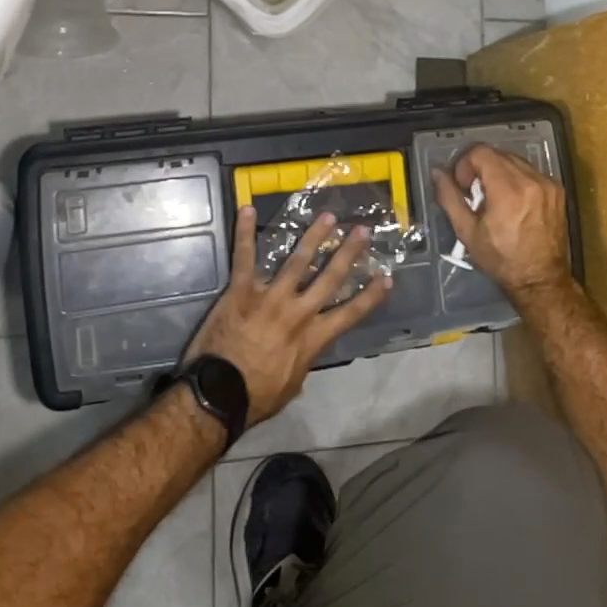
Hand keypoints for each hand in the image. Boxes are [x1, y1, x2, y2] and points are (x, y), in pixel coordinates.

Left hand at [183, 207, 391, 426]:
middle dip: (348, 253)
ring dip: (313, 237)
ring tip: (327, 217)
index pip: (351, 314)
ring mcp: (270, 299)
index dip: (371, 296)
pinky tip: (246, 209)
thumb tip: (305, 355)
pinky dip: (244, 233)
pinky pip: (244, 258)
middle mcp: (298, 313)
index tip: (387, 277)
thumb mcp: (292, 386)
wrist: (219, 395)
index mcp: (313, 339)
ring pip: (297, 261)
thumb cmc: (257, 396)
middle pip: (330, 278)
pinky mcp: (241, 292)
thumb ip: (303, 363)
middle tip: (362, 231)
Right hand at [434, 145, 572, 301]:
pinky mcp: (557, 190)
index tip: (464, 186)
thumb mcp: (467, 231)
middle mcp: (531, 180)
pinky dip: (517, 179)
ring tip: (494, 198)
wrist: (540, 278)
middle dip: (480, 168)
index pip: (481, 152)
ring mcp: (547, 183)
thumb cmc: (500, 259)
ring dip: (499, 172)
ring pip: (514, 160)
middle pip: (497, 153)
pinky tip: (513, 202)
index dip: (465, 164)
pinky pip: (530, 172)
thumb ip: (450, 197)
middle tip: (475, 193)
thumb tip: (437, 172)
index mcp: (508, 189)